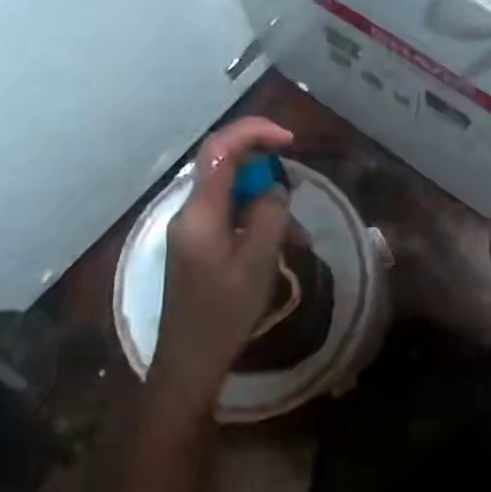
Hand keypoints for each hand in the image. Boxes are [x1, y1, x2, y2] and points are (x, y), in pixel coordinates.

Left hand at [154, 117, 295, 397]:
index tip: (289, 142)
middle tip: (297, 196)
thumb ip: (269, 214)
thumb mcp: (258, 261)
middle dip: (266, 175)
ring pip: (231, 197)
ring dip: (266, 207)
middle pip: (226, 169)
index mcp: (199, 211)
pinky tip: (279, 248)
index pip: (220, 148)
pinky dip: (254, 225)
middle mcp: (189, 212)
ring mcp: (191, 230)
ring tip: (300, 240)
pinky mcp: (196, 247)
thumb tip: (275, 187)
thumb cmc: (224, 312)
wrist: (189, 359)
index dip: (253, 132)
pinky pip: (228, 220)